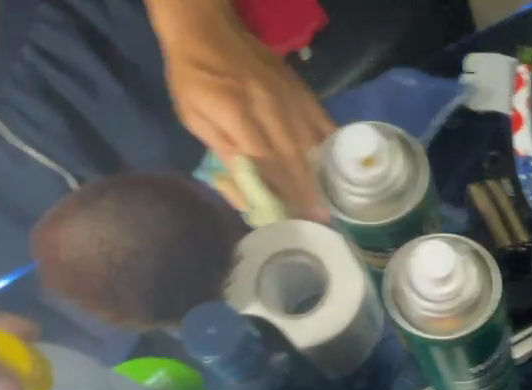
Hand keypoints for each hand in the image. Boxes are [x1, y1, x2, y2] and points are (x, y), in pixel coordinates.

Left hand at [158, 7, 334, 219]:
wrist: (206, 27)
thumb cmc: (193, 76)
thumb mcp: (193, 117)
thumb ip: (223, 152)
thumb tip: (247, 191)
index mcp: (235, 113)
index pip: (267, 163)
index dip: (284, 192)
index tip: (298, 218)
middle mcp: (268, 107)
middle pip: (294, 158)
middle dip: (307, 192)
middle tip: (320, 220)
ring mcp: (289, 98)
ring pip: (312, 145)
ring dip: (322, 176)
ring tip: (331, 203)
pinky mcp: (302, 92)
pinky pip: (323, 124)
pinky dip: (332, 149)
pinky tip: (339, 169)